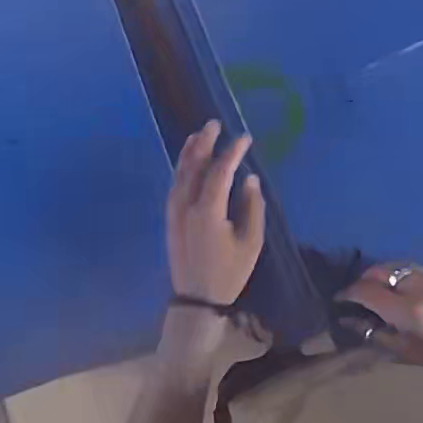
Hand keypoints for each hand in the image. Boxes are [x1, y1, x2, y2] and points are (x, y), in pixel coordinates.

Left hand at [167, 120, 265, 305]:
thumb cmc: (228, 273)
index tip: (244, 138)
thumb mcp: (250, 243)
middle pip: (194, 166)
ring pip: (180, 173)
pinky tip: (188, 162)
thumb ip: (252, 207)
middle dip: (204, 143)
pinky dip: (182, 168)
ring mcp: (174, 211)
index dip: (232, 152)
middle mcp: (186, 205)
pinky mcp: (170, 218)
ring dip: (189, 152)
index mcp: (208, 211)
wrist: (196, 299)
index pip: (220, 171)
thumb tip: (249, 179)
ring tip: (199, 135)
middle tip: (214, 124)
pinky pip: (174, 184)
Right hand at [338, 262, 422, 375]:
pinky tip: (398, 285)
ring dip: (383, 273)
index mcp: (410, 312)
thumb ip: (374, 333)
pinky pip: (416, 268)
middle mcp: (422, 290)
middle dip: (365, 279)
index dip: (350, 293)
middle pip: (382, 271)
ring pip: (399, 266)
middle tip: (357, 292)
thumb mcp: (405, 353)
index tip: (340, 299)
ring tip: (376, 286)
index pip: (369, 292)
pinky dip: (402, 274)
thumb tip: (348, 319)